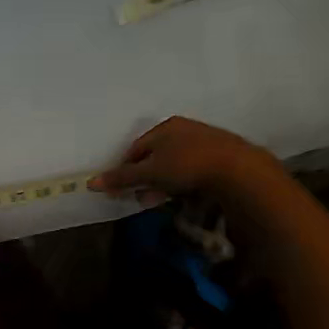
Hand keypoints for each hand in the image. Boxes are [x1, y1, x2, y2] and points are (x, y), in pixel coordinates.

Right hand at [93, 117, 276, 198]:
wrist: (238, 169)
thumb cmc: (186, 166)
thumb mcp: (149, 174)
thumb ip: (121, 178)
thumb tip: (90, 182)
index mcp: (165, 127)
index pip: (135, 149)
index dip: (125, 170)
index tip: (123, 189)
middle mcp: (184, 129)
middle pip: (155, 156)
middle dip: (145, 179)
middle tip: (142, 198)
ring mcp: (205, 140)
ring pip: (174, 164)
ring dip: (163, 183)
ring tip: (161, 201)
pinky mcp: (221, 155)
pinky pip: (193, 169)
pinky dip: (183, 182)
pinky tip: (184, 196)